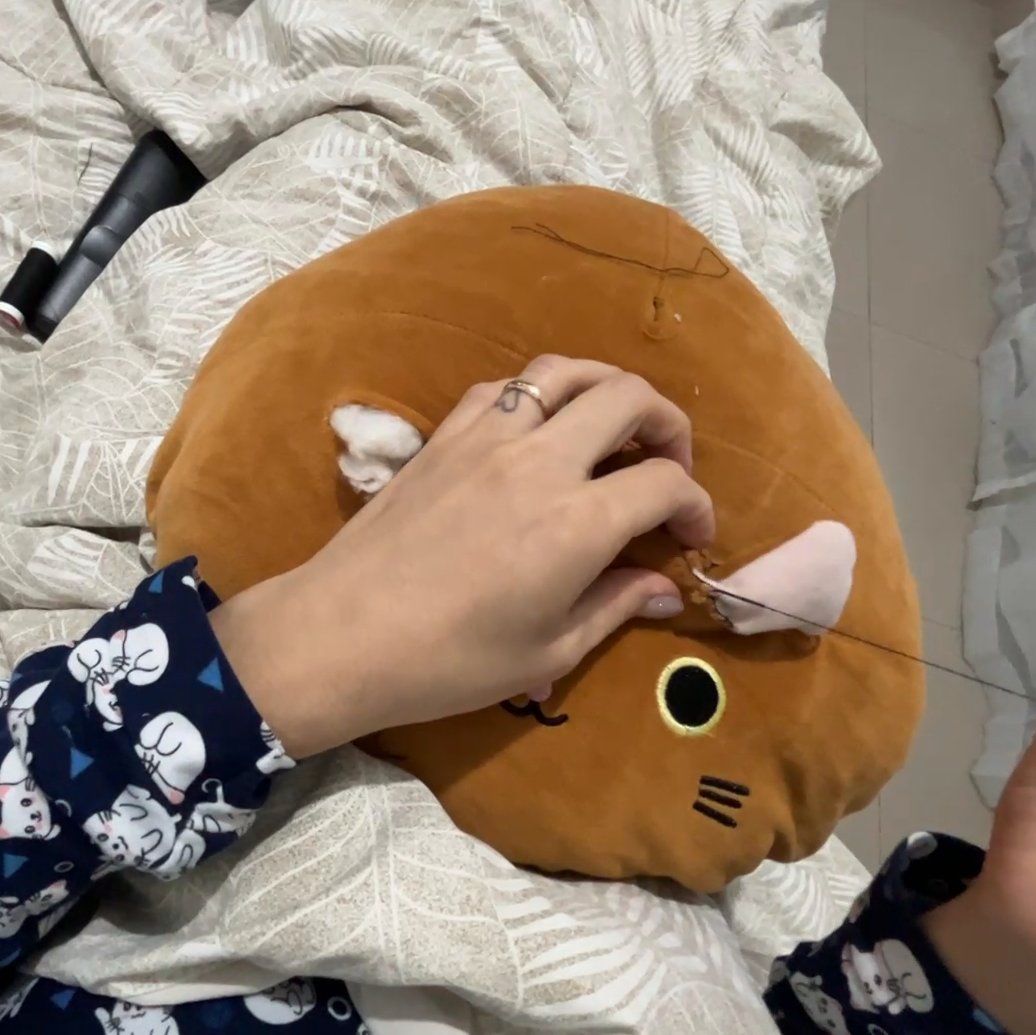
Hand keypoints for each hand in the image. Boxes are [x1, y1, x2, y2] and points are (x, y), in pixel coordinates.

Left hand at [210, 355, 714, 757]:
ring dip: (604, 389)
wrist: (341, 634)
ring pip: (561, 372)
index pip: (665, 482)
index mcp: (575, 523)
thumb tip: (665, 588)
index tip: (690, 537)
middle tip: (668, 467)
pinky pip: (502, 389)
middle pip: (627, 398)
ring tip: (613, 427)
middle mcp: (537, 462)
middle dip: (668, 425)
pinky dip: (536, 395)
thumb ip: (614, 607)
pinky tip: (537, 431)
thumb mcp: (545, 651)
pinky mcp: (441, 437)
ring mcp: (483, 439)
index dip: (695, 506)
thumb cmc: (446, 662)